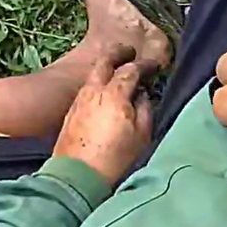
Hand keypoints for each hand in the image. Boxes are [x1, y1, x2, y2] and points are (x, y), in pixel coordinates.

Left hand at [54, 54, 153, 186]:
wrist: (77, 175)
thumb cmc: (115, 158)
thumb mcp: (141, 135)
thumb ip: (144, 108)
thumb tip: (142, 94)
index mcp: (114, 94)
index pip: (131, 70)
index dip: (145, 65)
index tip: (155, 65)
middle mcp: (94, 90)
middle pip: (105, 61)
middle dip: (119, 53)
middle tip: (130, 52)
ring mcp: (79, 99)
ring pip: (93, 73)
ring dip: (106, 67)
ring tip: (118, 70)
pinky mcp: (71, 110)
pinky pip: (87, 86)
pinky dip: (98, 81)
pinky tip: (104, 89)